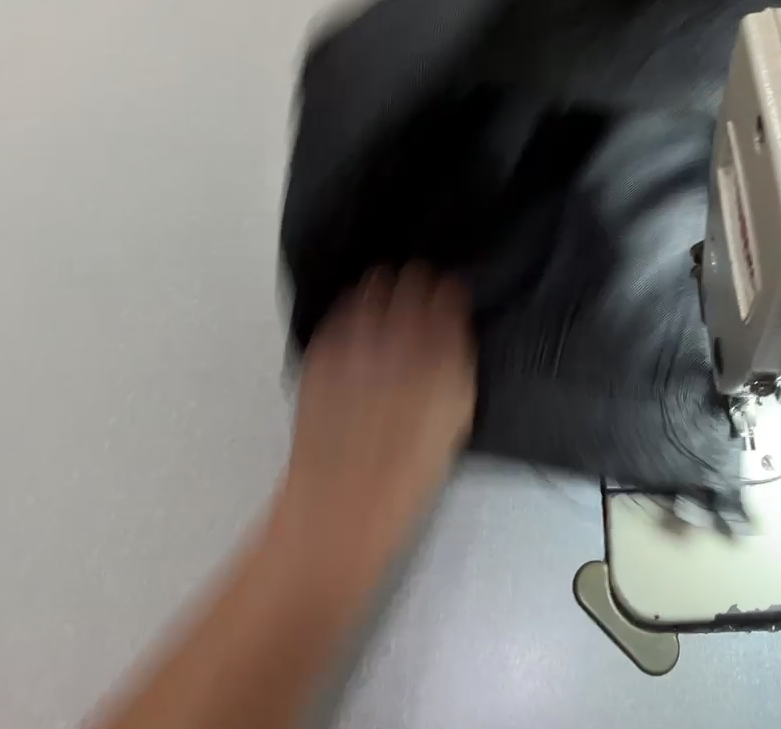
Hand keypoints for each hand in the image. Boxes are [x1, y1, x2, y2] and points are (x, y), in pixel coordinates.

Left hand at [287, 265, 476, 517]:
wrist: (344, 501)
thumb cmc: (411, 468)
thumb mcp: (457, 414)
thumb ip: (458, 362)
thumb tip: (455, 331)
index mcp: (441, 350)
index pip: (449, 292)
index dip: (450, 290)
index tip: (449, 294)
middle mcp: (398, 334)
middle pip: (410, 279)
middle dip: (418, 282)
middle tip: (420, 291)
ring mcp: (355, 338)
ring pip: (371, 286)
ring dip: (383, 288)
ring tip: (387, 300)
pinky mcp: (321, 350)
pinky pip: (340, 311)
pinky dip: (352, 309)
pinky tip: (358, 325)